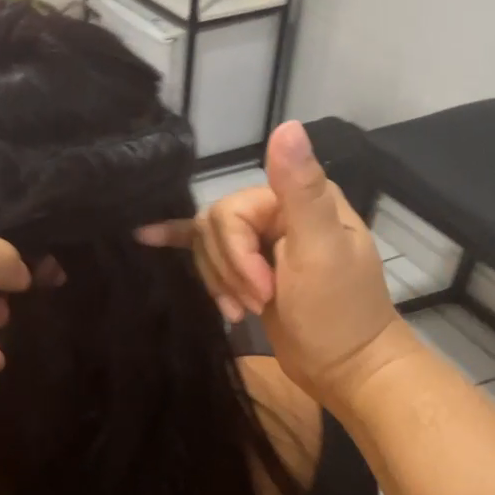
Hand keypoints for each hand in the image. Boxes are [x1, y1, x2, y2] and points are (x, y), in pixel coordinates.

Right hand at [137, 122, 419, 403]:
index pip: (230, 213)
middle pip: (214, 227)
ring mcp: (261, 239)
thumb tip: (287, 126)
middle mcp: (277, 211)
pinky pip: (205, 248)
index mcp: (299, 199)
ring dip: (219, 281)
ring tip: (244, 310)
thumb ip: (301, 190)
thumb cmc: (339, 312)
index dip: (235, 253)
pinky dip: (176, 240)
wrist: (347, 368)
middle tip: (255, 303)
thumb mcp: (321, 250)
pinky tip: (147, 237)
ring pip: (206, 244)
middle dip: (228, 270)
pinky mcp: (246, 265)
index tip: (262, 290)